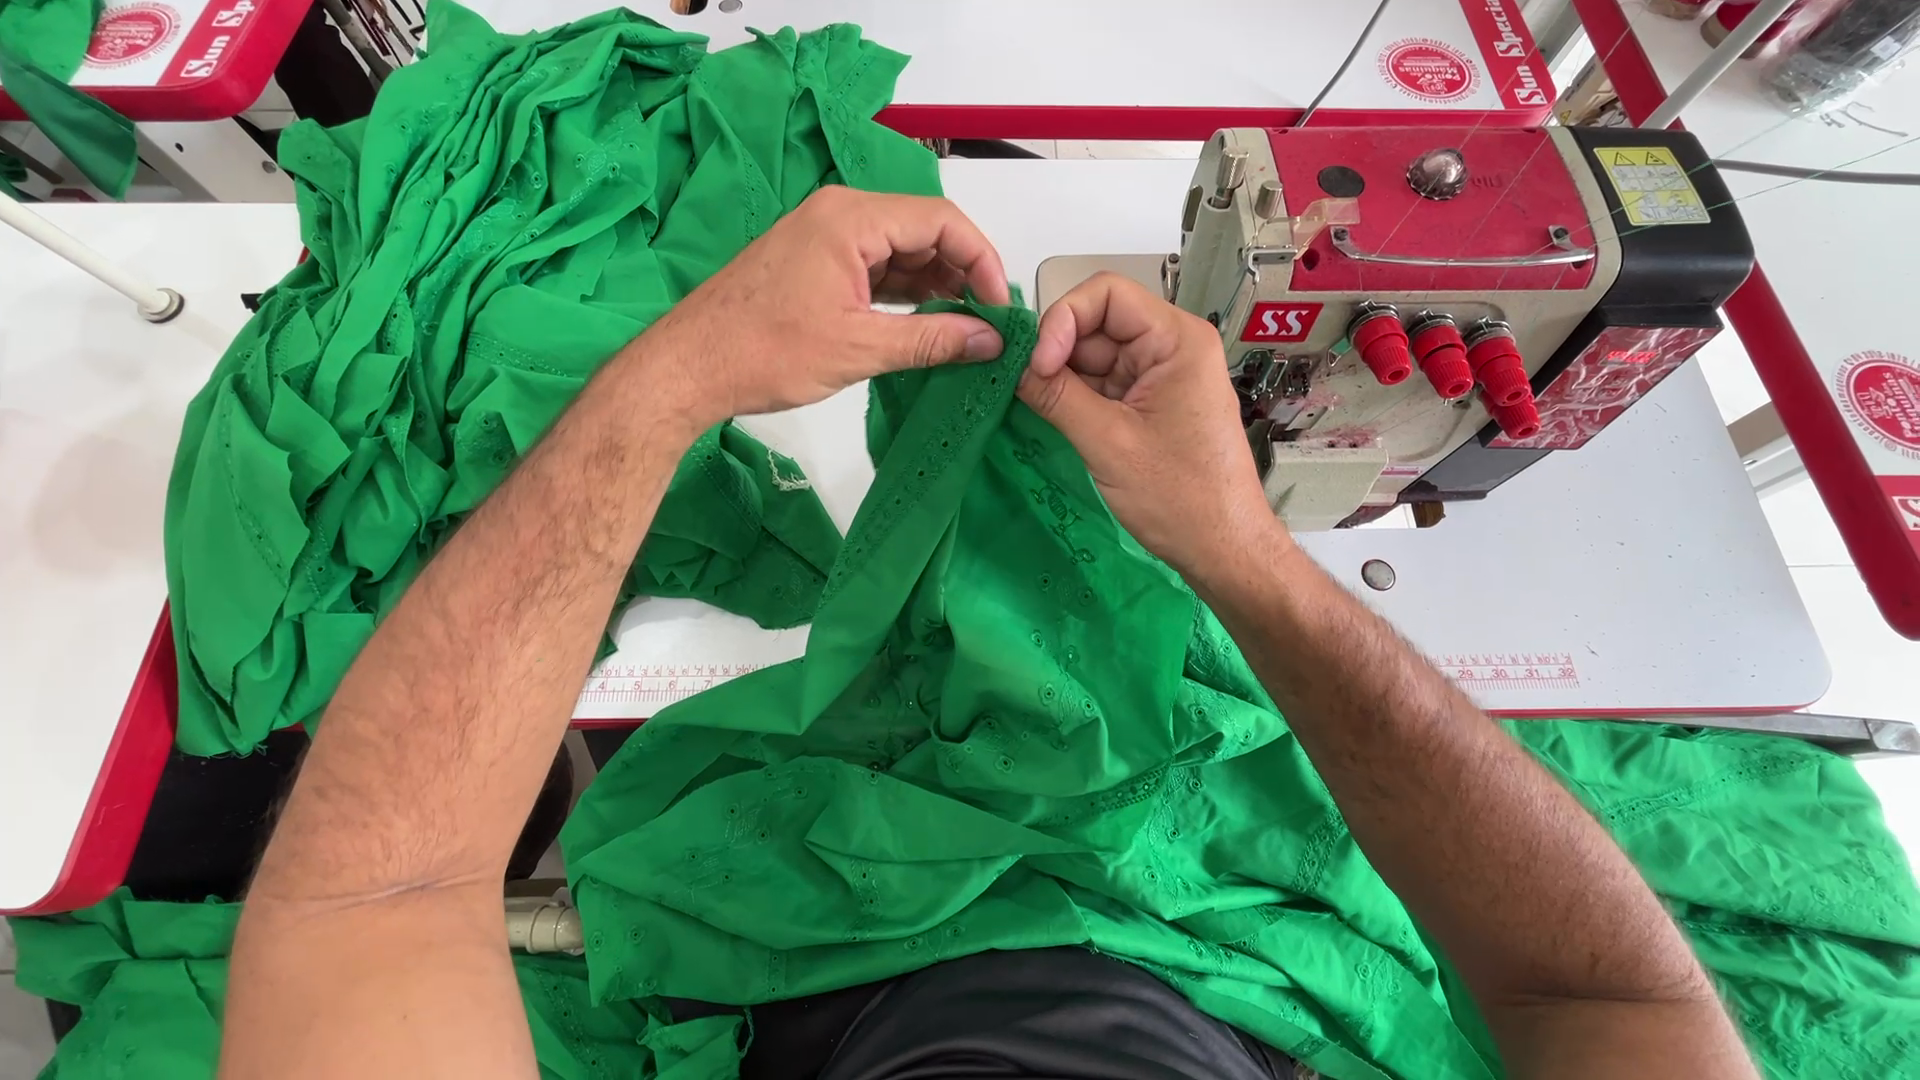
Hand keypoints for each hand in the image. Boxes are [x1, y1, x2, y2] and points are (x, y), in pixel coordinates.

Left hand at [632, 186, 1010, 430]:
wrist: (691, 367)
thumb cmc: (766, 352)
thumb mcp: (859, 349)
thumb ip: (931, 340)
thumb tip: (990, 342)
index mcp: (850, 218)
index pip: (941, 220)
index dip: (981, 260)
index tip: (999, 306)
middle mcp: (840, 215)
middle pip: (923, 232)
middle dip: (962, 273)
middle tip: (988, 321)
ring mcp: (825, 239)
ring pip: (900, 252)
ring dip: (935, 286)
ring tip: (965, 328)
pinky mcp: (816, 264)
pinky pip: (876, 269)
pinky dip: (905, 293)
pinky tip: (927, 322)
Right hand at [1016, 272, 1284, 575]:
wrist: (1221, 548)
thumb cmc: (1179, 497)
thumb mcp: (1108, 443)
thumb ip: (1056, 396)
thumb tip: (1012, 366)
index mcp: (1176, 340)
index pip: (1105, 294)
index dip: (1062, 321)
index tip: (1037, 367)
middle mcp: (1170, 348)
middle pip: (1096, 325)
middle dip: (1057, 353)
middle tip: (1025, 392)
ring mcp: (1159, 378)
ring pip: (1094, 358)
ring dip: (1062, 379)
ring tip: (1036, 408)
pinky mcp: (1148, 406)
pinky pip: (1102, 386)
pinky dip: (1075, 399)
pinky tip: (1054, 417)